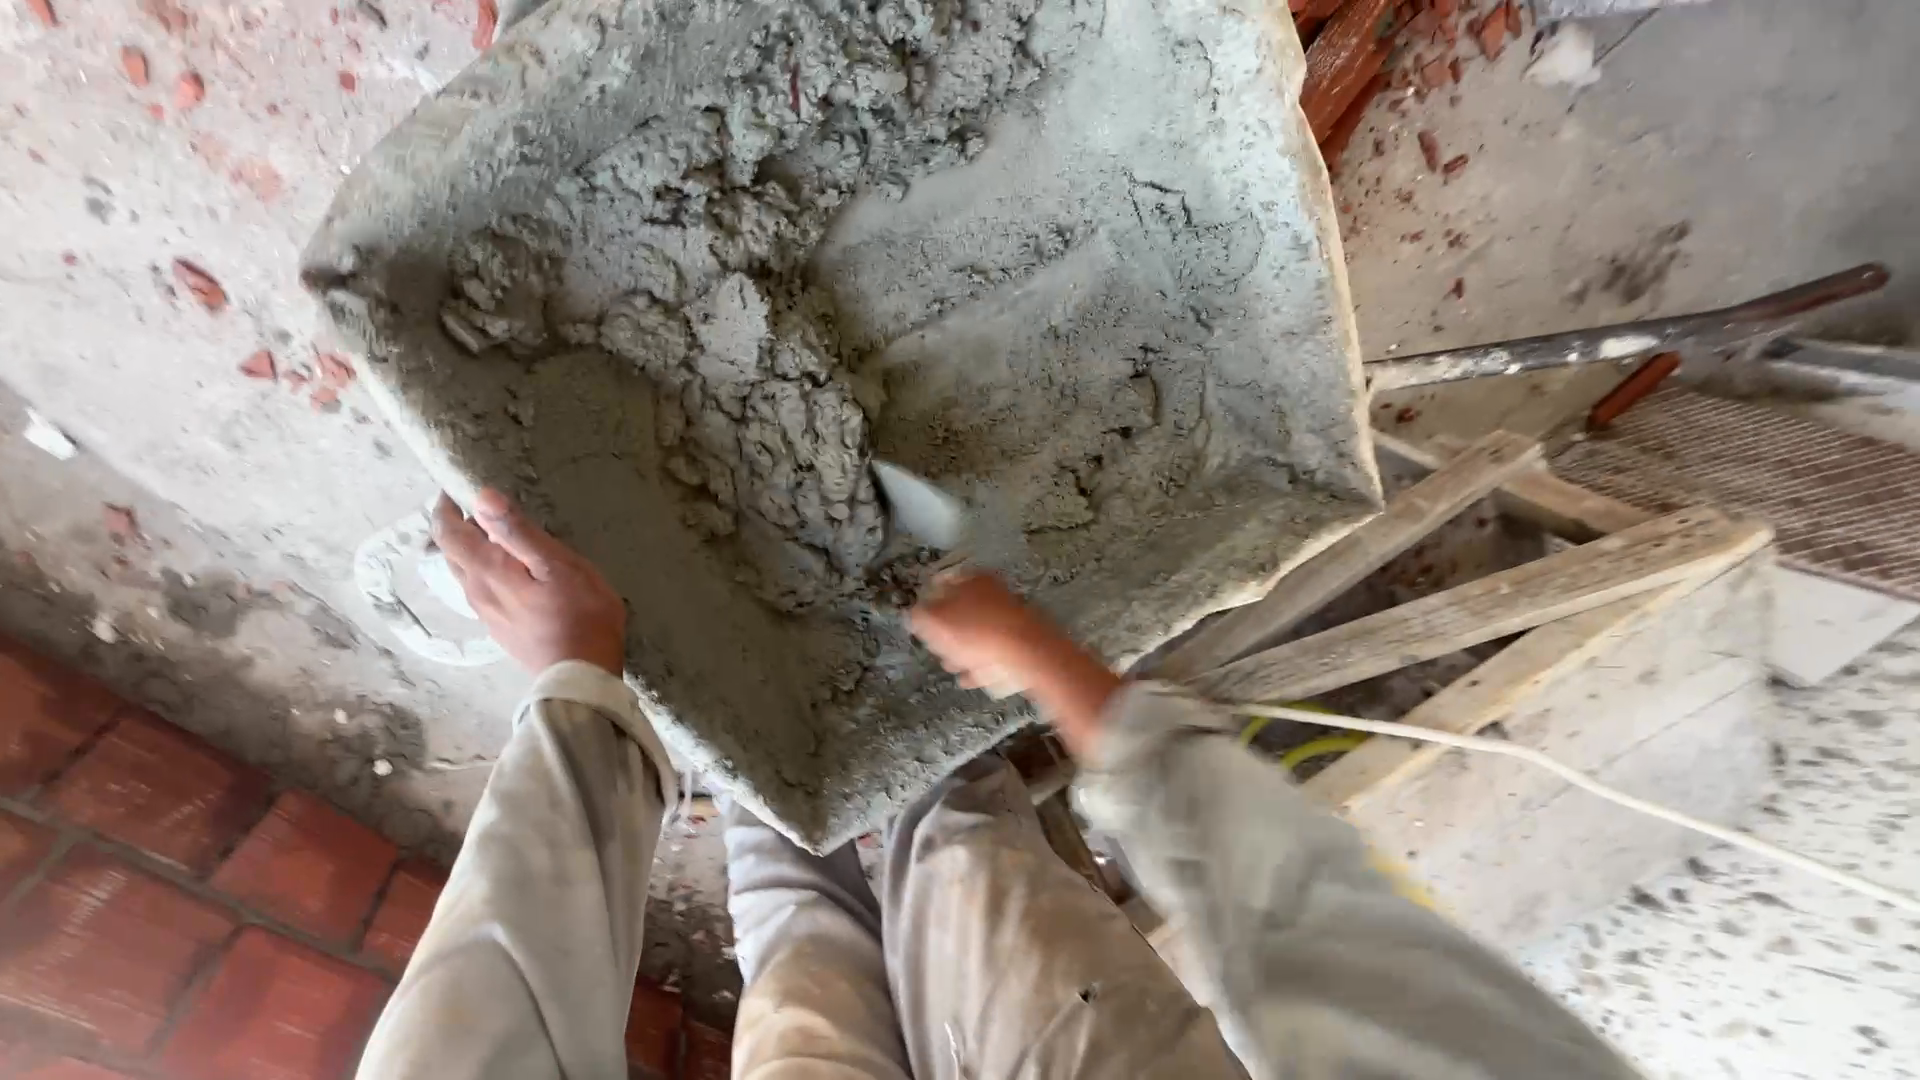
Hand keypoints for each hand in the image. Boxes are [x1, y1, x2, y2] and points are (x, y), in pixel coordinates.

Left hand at [431, 489, 627, 675]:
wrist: (579, 675)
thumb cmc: (580, 615)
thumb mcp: (559, 566)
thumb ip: (520, 533)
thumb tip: (482, 496)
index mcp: (487, 571)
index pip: (448, 532)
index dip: (445, 508)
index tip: (456, 489)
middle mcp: (476, 591)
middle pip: (452, 553)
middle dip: (458, 526)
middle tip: (481, 508)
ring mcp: (487, 613)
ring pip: (465, 573)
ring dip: (471, 550)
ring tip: (497, 537)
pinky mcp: (501, 628)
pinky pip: (481, 590)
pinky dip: (484, 570)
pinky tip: (511, 573)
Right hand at [910, 572, 1057, 692]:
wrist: (1030, 655)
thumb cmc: (978, 634)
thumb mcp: (935, 623)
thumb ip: (919, 616)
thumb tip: (912, 614)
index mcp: (971, 578)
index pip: (940, 584)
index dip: (927, 605)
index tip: (921, 625)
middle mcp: (994, 590)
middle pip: (962, 610)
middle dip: (948, 634)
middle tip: (938, 649)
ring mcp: (1012, 615)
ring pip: (979, 632)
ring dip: (966, 652)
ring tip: (956, 668)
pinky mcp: (1024, 639)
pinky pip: (997, 650)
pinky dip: (985, 663)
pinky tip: (976, 678)